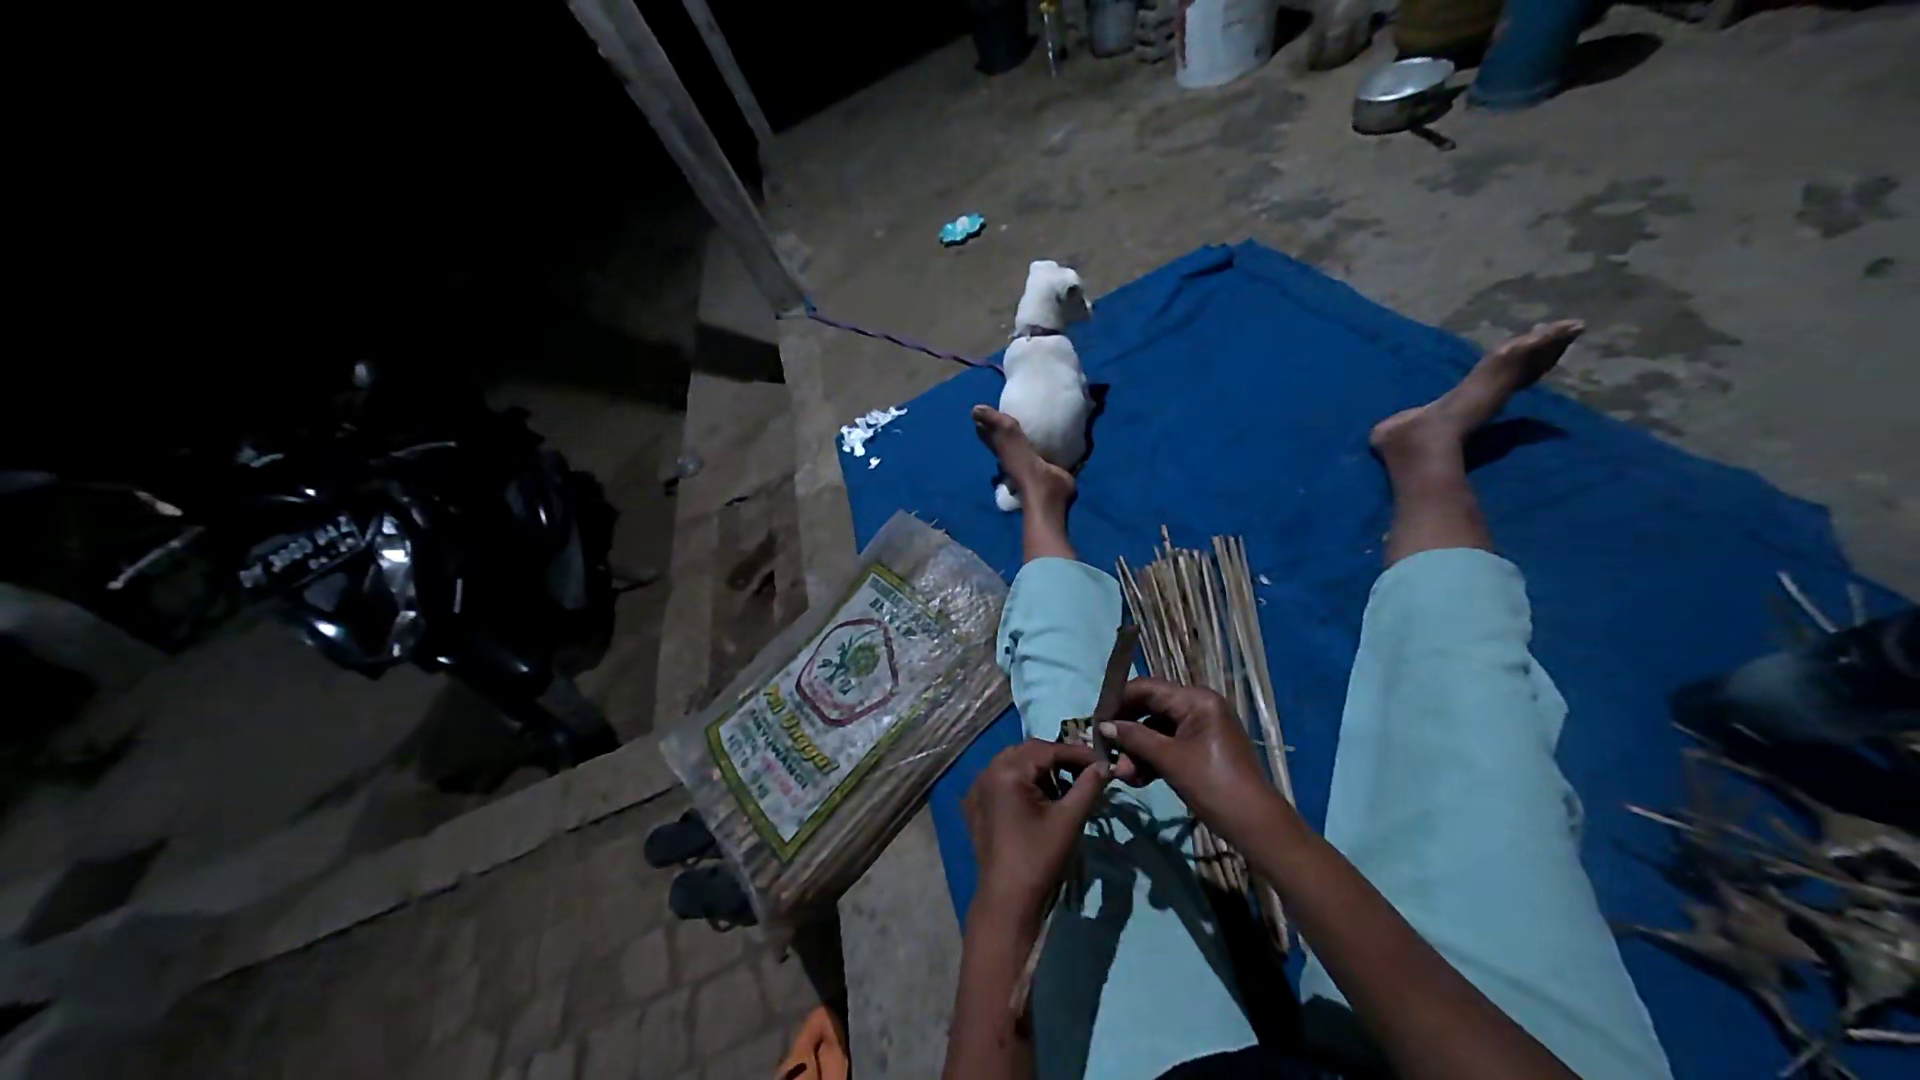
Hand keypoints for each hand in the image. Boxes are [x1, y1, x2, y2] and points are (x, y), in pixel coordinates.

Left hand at [962, 739, 1108, 927]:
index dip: (1077, 753)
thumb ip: (1088, 786)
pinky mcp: (976, 804)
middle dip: (1059, 759)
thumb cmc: (1039, 858)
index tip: (1102, 761)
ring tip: (1066, 787)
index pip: (1047, 749)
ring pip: (1015, 764)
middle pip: (1029, 752)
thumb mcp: (1068, 819)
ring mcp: (978, 788)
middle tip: (1086, 772)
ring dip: (1041, 770)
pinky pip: (1002, 780)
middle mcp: (987, 771)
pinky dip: (1022, 782)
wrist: (1007, 900)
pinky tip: (1040, 799)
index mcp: (1007, 771)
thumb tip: (1105, 765)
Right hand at [1100, 678, 1285, 841]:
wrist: (1255, 825)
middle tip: (1107, 754)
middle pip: (1150, 709)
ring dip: (1137, 751)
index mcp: (1196, 700)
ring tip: (1124, 775)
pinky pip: (1168, 745)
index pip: (1147, 688)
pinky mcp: (1200, 749)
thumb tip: (1103, 726)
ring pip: (1156, 731)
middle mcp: (1199, 706)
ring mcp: (1200, 728)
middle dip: (1127, 733)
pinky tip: (1138, 778)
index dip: (1119, 702)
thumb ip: (1134, 738)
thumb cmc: (1213, 784)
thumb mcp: (1169, 760)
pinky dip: (1151, 759)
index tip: (1096, 722)